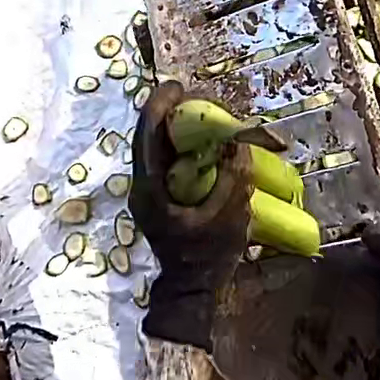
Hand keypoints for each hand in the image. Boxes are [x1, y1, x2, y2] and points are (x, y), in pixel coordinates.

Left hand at [129, 82, 253, 350]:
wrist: (190, 294)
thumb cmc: (207, 259)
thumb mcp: (228, 219)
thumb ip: (233, 181)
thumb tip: (237, 147)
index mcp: (149, 186)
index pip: (146, 134)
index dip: (160, 105)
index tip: (178, 86)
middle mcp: (142, 185)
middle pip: (151, 136)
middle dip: (173, 114)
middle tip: (200, 101)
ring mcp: (148, 193)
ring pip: (157, 148)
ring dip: (178, 130)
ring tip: (205, 119)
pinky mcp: (157, 199)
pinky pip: (167, 163)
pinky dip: (184, 149)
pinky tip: (206, 148)